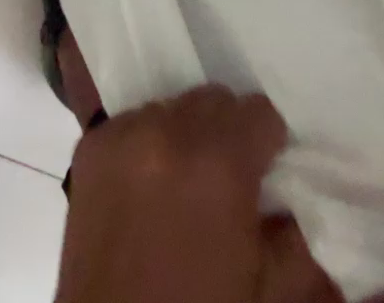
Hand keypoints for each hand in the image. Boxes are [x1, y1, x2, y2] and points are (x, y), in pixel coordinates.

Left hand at [54, 84, 287, 302]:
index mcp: (217, 166)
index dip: (270, 141)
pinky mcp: (88, 147)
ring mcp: (120, 136)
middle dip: (228, 131)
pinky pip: (131, 121)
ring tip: (185, 183)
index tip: (269, 169)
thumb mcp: (272, 288)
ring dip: (185, 132)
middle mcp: (164, 134)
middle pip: (211, 99)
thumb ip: (294, 232)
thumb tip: (288, 194)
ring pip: (170, 105)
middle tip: (230, 178)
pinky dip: (147, 141)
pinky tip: (149, 186)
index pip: (257, 111)